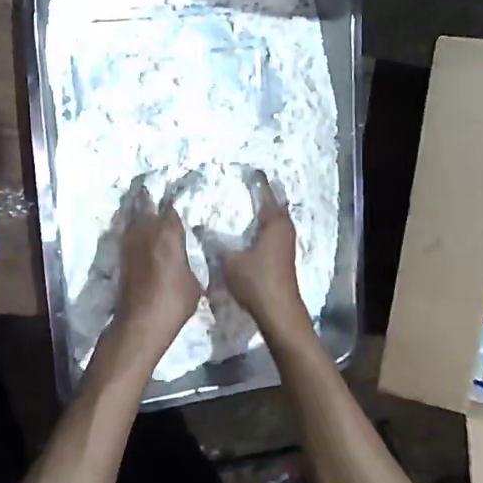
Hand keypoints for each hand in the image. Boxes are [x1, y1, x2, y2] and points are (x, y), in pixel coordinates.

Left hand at [108, 186, 201, 364]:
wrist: (141, 320)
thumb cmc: (174, 301)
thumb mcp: (195, 280)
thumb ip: (190, 259)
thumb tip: (187, 254)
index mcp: (168, 231)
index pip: (173, 205)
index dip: (179, 197)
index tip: (185, 189)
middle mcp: (146, 228)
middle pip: (148, 202)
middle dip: (154, 196)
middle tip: (163, 188)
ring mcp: (130, 239)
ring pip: (135, 215)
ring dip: (142, 209)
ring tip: (151, 203)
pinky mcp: (121, 252)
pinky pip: (129, 230)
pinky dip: (135, 227)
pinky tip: (143, 230)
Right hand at [222, 171, 306, 334]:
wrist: (278, 313)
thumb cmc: (256, 281)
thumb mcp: (229, 260)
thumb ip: (214, 241)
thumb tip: (197, 225)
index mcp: (274, 224)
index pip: (268, 194)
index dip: (259, 181)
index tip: (249, 169)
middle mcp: (284, 229)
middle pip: (275, 204)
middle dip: (263, 193)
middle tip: (244, 182)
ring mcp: (286, 244)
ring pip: (275, 219)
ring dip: (263, 210)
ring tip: (244, 201)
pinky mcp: (282, 256)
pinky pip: (273, 231)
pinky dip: (263, 225)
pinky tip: (248, 228)